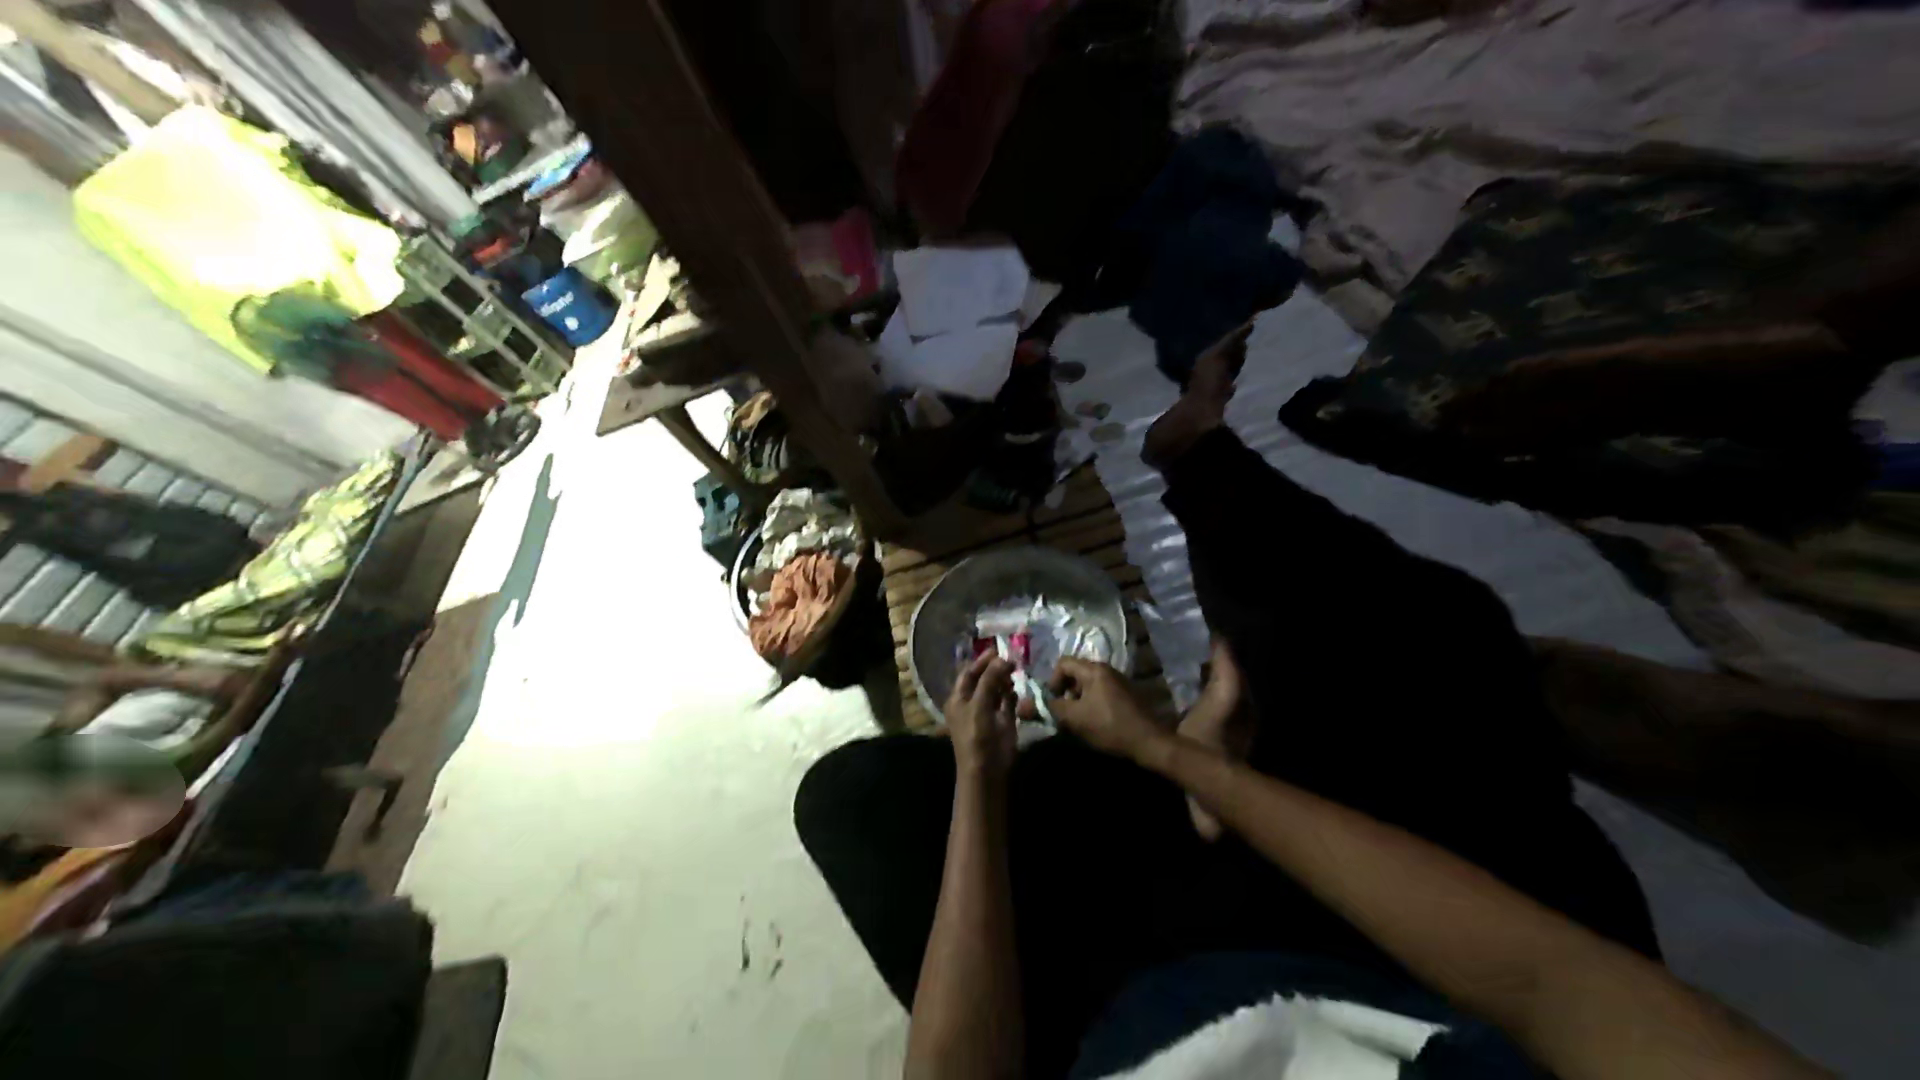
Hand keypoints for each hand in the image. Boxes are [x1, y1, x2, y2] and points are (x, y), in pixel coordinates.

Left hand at [945, 652, 1016, 780]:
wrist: (987, 769)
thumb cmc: (977, 735)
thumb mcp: (979, 705)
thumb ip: (989, 680)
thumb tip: (1001, 658)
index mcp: (959, 698)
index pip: (968, 673)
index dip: (981, 661)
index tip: (997, 649)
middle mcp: (972, 702)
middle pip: (984, 679)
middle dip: (995, 668)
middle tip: (1011, 658)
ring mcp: (988, 711)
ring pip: (996, 689)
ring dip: (1005, 680)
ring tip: (1015, 671)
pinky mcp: (1003, 721)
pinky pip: (1008, 702)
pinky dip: (1012, 695)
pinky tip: (1016, 691)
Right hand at [1043, 658, 1168, 762]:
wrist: (1149, 743)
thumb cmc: (1109, 727)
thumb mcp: (1075, 718)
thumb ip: (1050, 708)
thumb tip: (1027, 704)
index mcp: (1094, 670)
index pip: (1063, 663)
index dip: (1052, 681)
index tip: (1053, 702)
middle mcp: (1106, 670)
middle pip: (1075, 673)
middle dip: (1065, 692)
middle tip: (1064, 714)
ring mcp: (1118, 682)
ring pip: (1088, 685)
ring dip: (1078, 700)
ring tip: (1078, 721)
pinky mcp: (1126, 695)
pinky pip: (1100, 693)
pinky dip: (1091, 704)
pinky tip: (1095, 723)